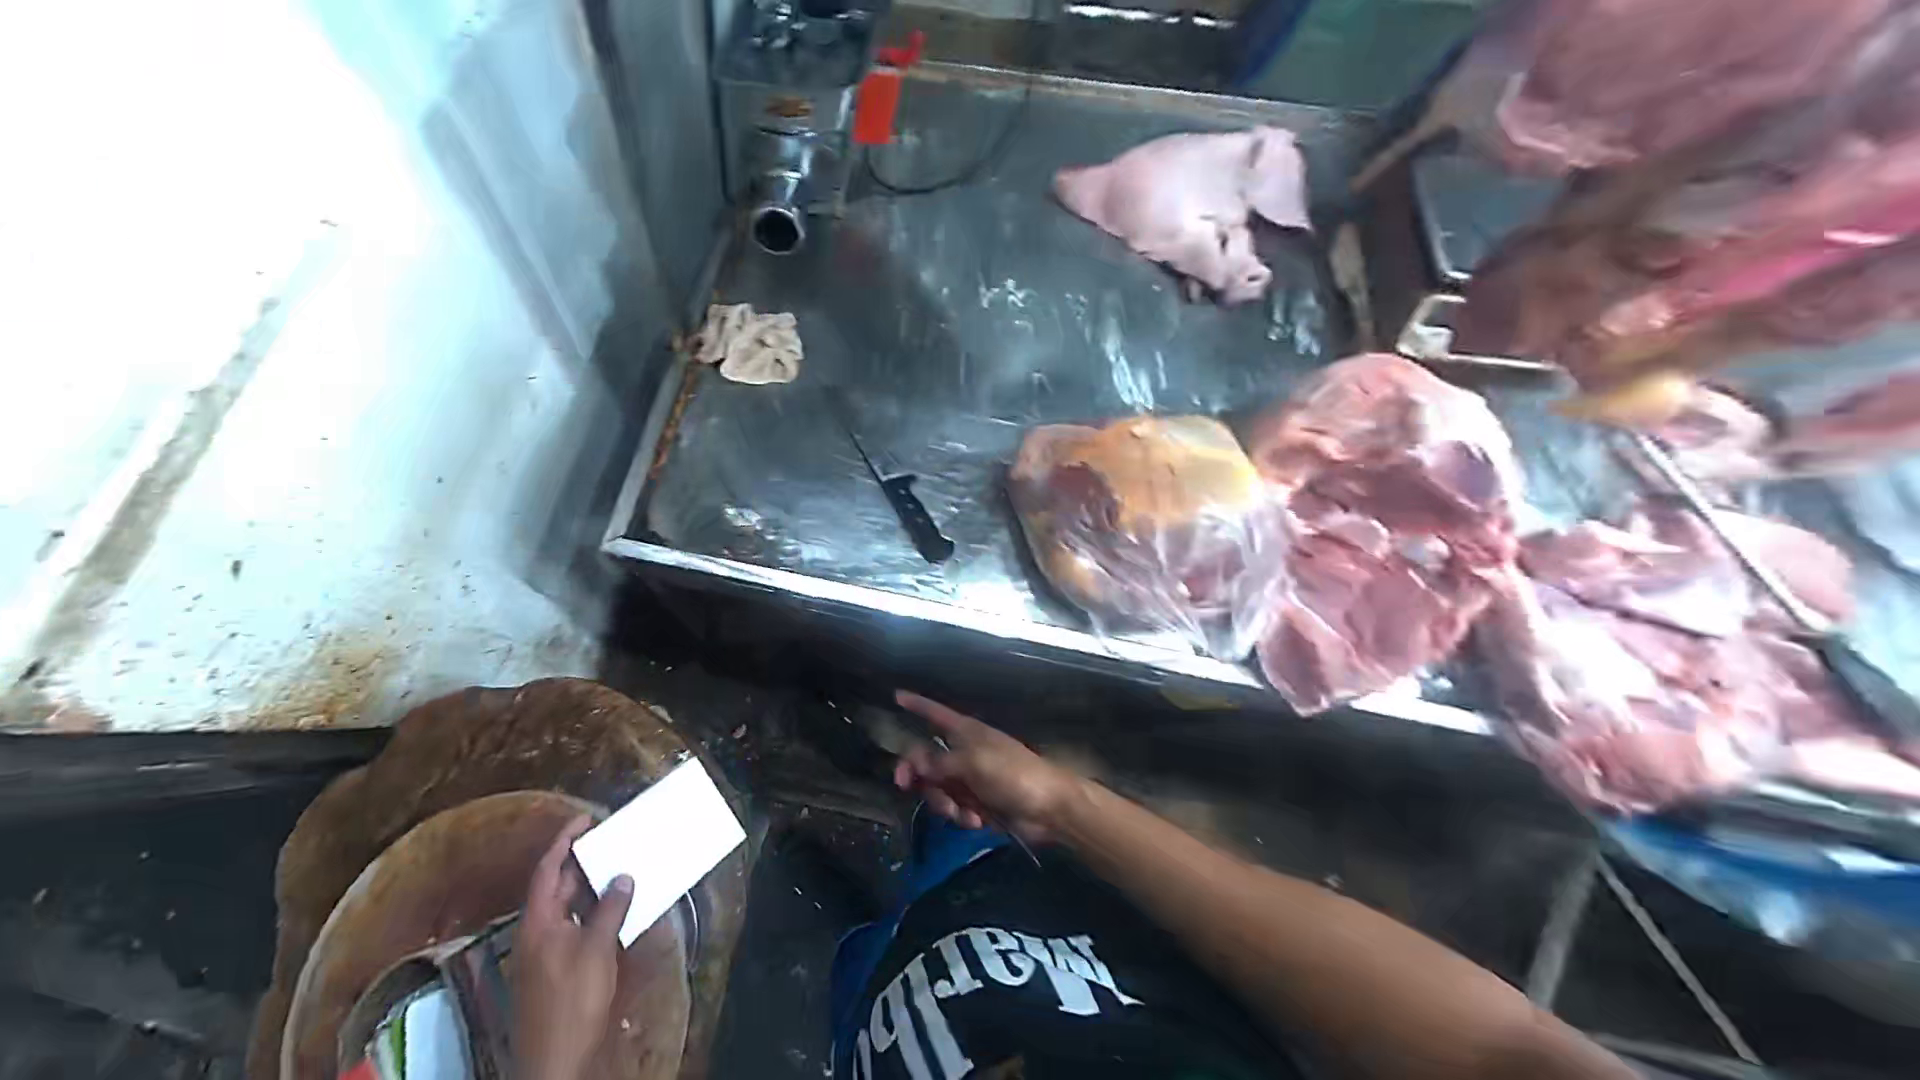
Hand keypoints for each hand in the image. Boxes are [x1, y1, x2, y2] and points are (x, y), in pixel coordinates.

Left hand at [512, 816, 633, 1079]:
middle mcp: (537, 933)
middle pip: (557, 887)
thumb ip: (610, 909)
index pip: (547, 871)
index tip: (584, 820)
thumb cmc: (573, 999)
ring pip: (568, 908)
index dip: (563, 842)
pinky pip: (576, 926)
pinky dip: (594, 912)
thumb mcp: (596, 949)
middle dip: (582, 862)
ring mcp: (546, 952)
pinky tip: (617, 908)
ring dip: (591, 887)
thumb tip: (622, 877)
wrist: (555, 1060)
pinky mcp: (558, 968)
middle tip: (611, 838)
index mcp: (538, 923)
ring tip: (620, 865)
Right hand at [892, 691, 1088, 843]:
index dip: (916, 704)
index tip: (896, 695)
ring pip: (937, 788)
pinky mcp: (978, 803)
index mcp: (966, 732)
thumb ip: (940, 762)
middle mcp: (964, 752)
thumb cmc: (1013, 774)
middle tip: (905, 784)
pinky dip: (962, 816)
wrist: (1048, 808)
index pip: (935, 713)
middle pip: (926, 759)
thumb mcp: (973, 763)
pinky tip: (977, 820)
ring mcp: (970, 779)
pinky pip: (954, 808)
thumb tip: (913, 761)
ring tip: (961, 811)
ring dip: (943, 802)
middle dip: (917, 774)